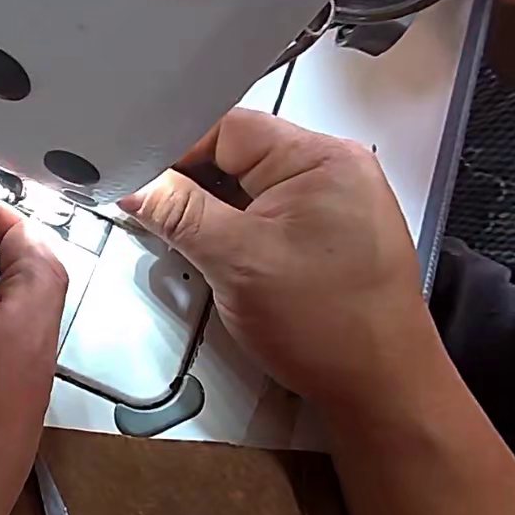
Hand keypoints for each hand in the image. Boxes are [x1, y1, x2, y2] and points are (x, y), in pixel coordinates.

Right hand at [119, 110, 438, 416]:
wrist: (375, 387)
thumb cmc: (332, 328)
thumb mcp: (236, 262)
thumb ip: (179, 214)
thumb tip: (138, 185)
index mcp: (321, 159)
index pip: (227, 127)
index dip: (176, 151)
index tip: (143, 180)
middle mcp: (332, 172)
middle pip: (235, 156)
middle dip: (193, 187)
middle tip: (167, 221)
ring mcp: (328, 203)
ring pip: (245, 188)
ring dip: (212, 213)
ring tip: (204, 248)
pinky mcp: (320, 232)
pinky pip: (261, 214)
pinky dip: (233, 231)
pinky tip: (225, 258)